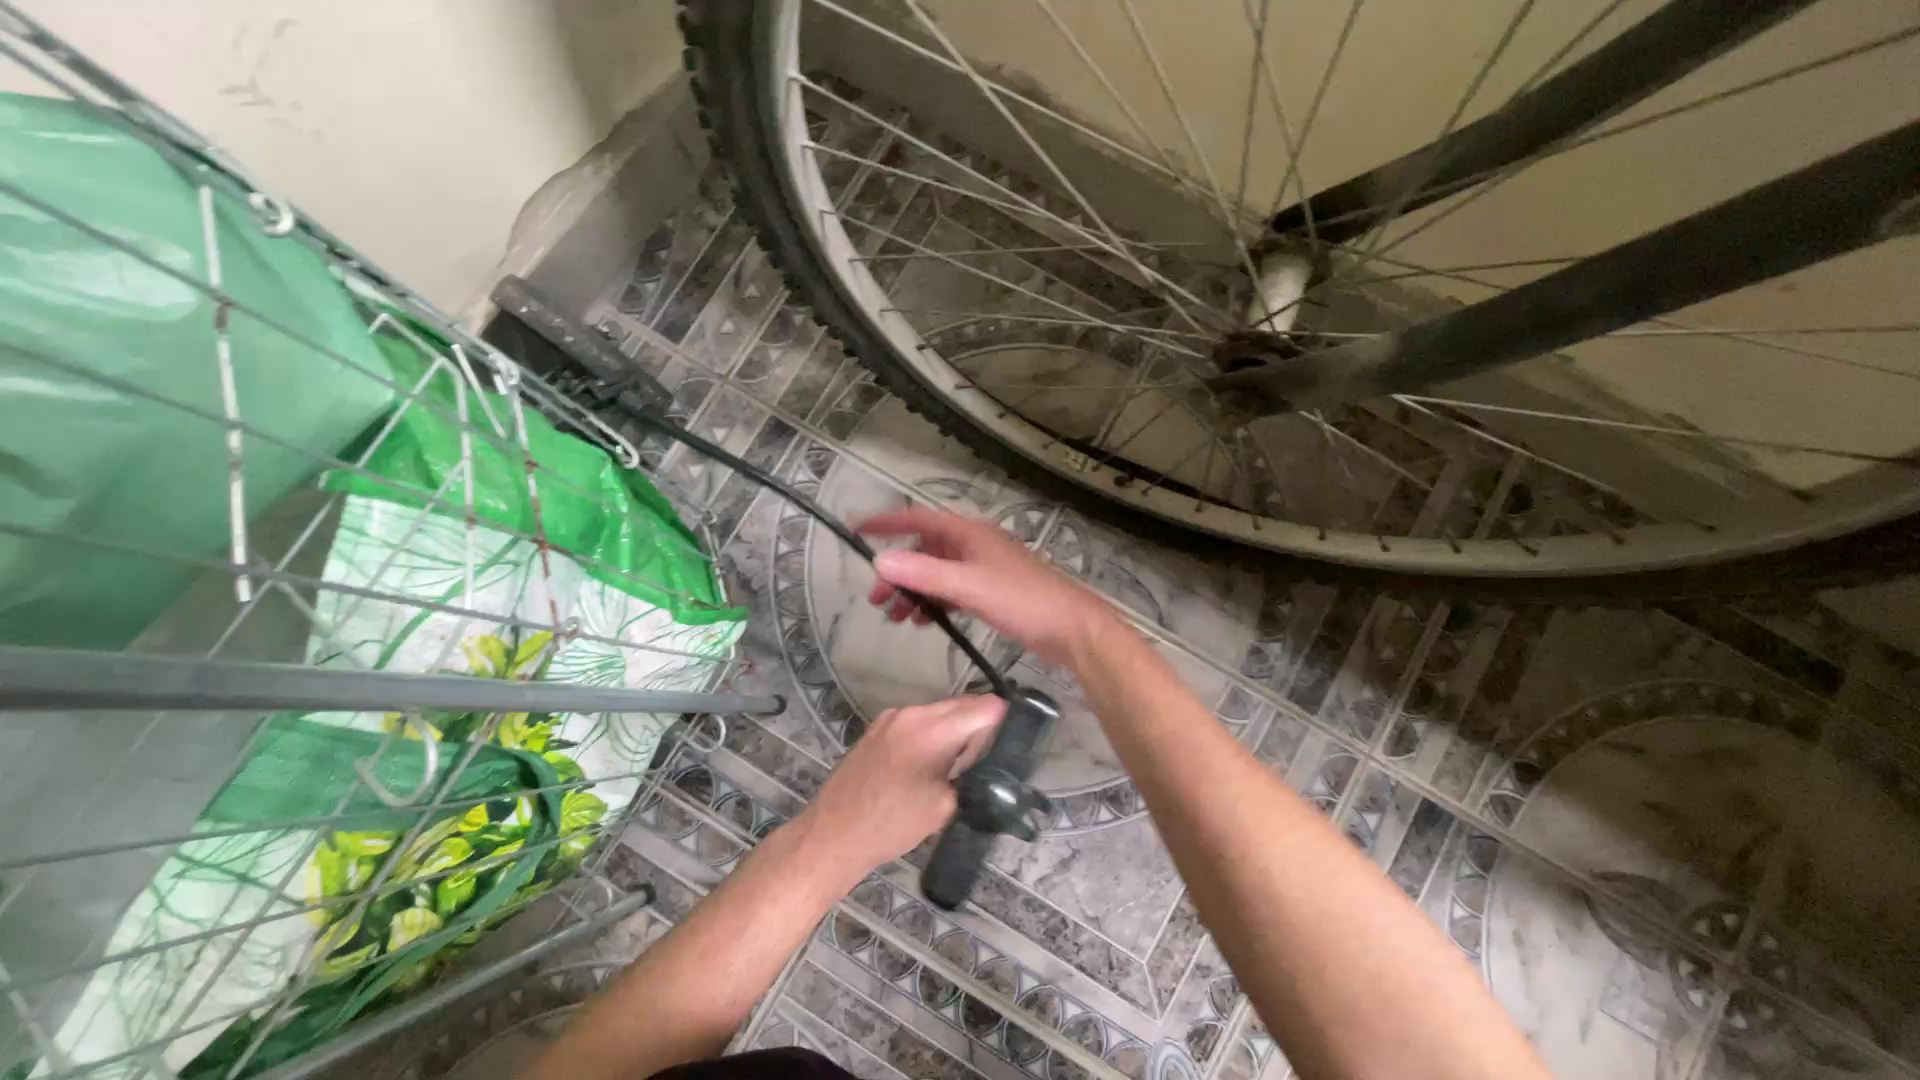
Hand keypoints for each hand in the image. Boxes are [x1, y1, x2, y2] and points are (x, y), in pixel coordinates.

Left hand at [800, 695, 1005, 871]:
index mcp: (931, 730)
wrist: (834, 834)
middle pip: (960, 705)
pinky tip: (934, 761)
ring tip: (965, 760)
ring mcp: (891, 719)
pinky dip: (932, 733)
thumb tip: (990, 766)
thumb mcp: (944, 806)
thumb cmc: (892, 824)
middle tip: (995, 751)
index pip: (983, 708)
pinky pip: (917, 721)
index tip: (1019, 734)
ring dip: (955, 728)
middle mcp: (912, 714)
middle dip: (980, 723)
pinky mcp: (877, 729)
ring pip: (938, 712)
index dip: (1005, 718)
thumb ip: (972, 777)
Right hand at [859, 506, 1119, 667]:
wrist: (1071, 628)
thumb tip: (880, 560)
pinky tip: (925, 621)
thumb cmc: (1022, 601)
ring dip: (915, 590)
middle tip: (877, 600)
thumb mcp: (969, 586)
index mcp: (969, 534)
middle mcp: (975, 545)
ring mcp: (986, 568)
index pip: (918, 518)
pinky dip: (936, 602)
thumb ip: (924, 574)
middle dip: (899, 571)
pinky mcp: (994, 592)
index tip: (856, 530)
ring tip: (896, 617)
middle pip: (926, 549)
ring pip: (939, 573)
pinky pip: (954, 590)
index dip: (887, 522)